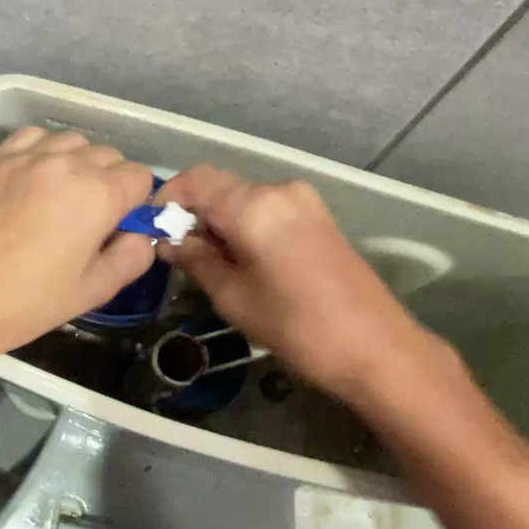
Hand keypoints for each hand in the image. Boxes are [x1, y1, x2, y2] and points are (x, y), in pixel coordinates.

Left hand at [0, 128, 157, 359]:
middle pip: (109, 156)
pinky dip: (44, 151)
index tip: (118, 229)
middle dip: (110, 183)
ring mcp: (27, 156)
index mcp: (98, 194)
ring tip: (62, 200)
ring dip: (78, 164)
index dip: (135, 204)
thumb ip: (132, 256)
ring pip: (73, 142)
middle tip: (90, 222)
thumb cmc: (28, 303)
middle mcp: (67, 163)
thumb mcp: (94, 290)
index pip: (140, 177)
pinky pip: (34, 137)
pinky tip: (35, 181)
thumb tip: (138, 234)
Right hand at [154, 166, 458, 405]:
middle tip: (180, 258)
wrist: (376, 348)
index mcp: (255, 204)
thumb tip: (167, 241)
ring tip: (213, 268)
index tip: (152, 229)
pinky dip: (249, 228)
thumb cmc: (298, 327)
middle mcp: (280, 190)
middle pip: (223, 189)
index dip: (168, 198)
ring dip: (223, 224)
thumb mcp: (235, 298)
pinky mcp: (320, 218)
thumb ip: (197, 260)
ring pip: (246, 201)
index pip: (197, 180)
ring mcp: (305, 202)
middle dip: (196, 216)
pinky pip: (270, 211)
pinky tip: (246, 264)